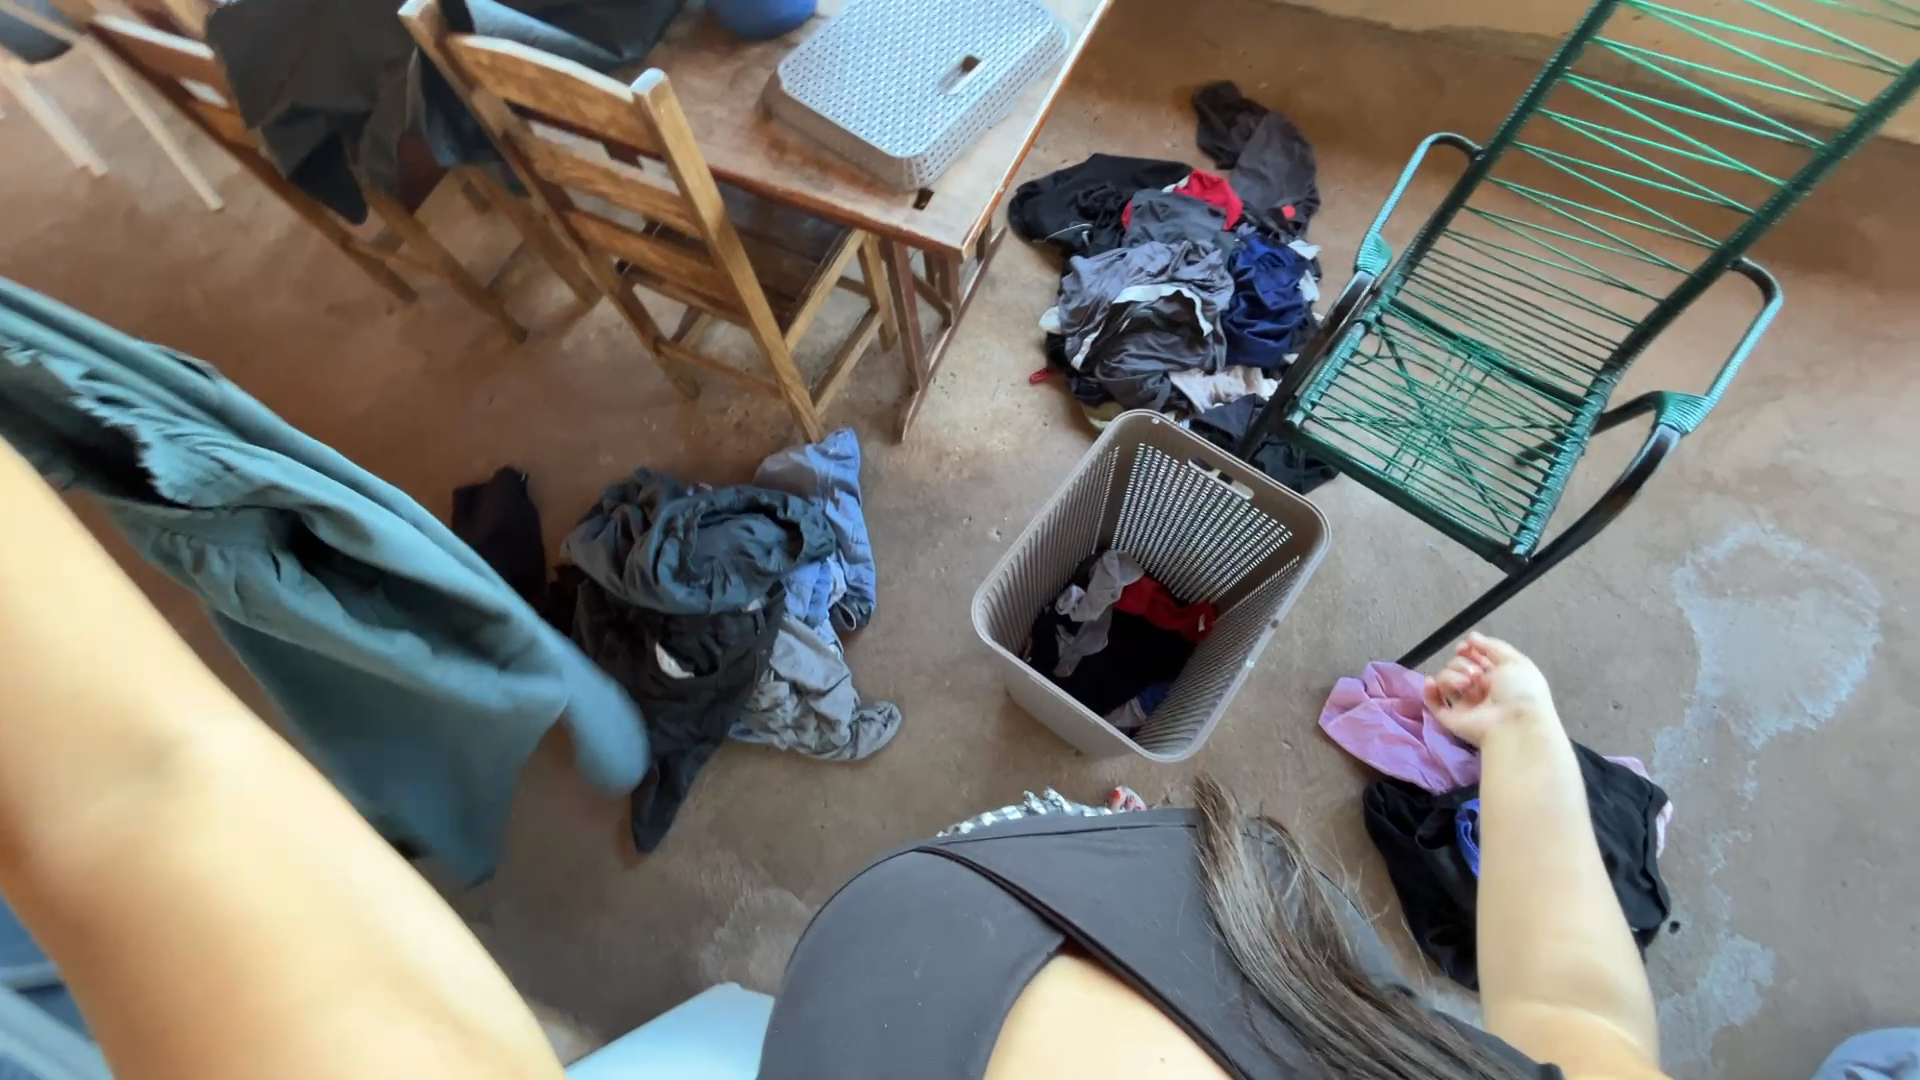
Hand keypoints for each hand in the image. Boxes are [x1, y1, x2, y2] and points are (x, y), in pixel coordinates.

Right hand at [1422, 632, 1556, 745]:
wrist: (1516, 724)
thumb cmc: (1521, 692)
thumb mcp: (1516, 662)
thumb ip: (1493, 646)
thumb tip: (1471, 636)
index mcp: (1495, 676)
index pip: (1473, 658)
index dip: (1466, 650)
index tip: (1464, 648)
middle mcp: (1478, 688)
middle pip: (1456, 666)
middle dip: (1461, 665)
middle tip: (1475, 675)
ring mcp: (1463, 703)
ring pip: (1444, 679)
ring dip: (1451, 676)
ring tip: (1466, 685)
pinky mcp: (1450, 716)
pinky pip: (1432, 700)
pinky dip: (1429, 690)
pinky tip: (1432, 683)